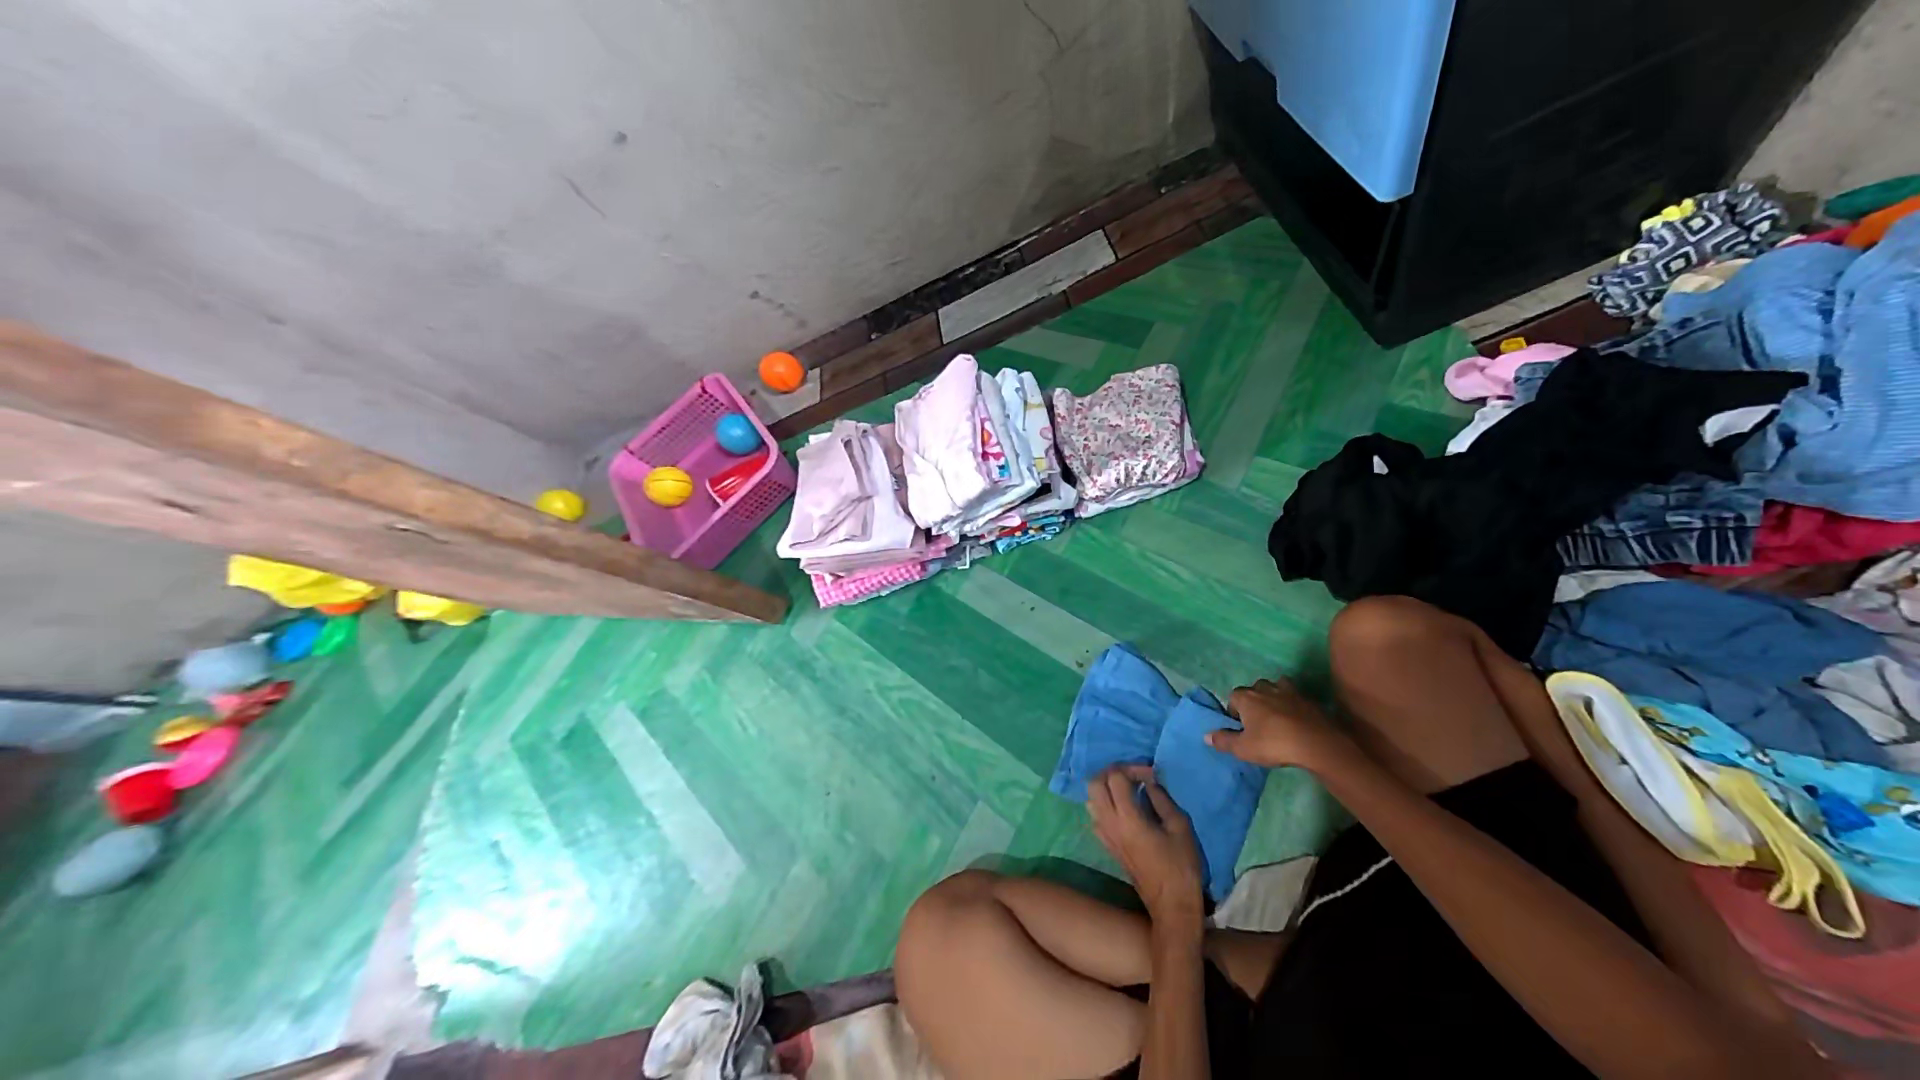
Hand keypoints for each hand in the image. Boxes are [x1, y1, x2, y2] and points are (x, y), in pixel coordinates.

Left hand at [1087, 765, 1204, 920]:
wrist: (1171, 904)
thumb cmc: (1181, 865)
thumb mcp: (1179, 826)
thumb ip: (1162, 799)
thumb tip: (1150, 781)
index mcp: (1127, 818)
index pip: (1115, 778)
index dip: (1132, 768)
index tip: (1151, 775)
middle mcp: (1109, 824)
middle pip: (1094, 783)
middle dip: (1112, 772)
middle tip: (1133, 775)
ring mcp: (1104, 835)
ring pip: (1091, 799)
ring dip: (1105, 787)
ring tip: (1128, 788)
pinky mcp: (1106, 845)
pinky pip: (1095, 815)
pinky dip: (1104, 804)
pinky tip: (1124, 808)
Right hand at [1211, 678, 1357, 770]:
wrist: (1317, 743)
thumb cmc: (1274, 744)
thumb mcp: (1244, 748)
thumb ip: (1224, 741)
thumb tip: (1207, 736)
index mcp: (1246, 697)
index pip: (1233, 697)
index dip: (1234, 710)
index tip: (1240, 726)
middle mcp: (1265, 688)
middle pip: (1254, 688)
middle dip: (1254, 700)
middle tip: (1258, 721)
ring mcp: (1289, 691)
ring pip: (1276, 688)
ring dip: (1274, 697)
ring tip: (1277, 716)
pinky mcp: (1309, 699)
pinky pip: (1295, 697)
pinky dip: (1293, 705)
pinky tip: (1296, 720)